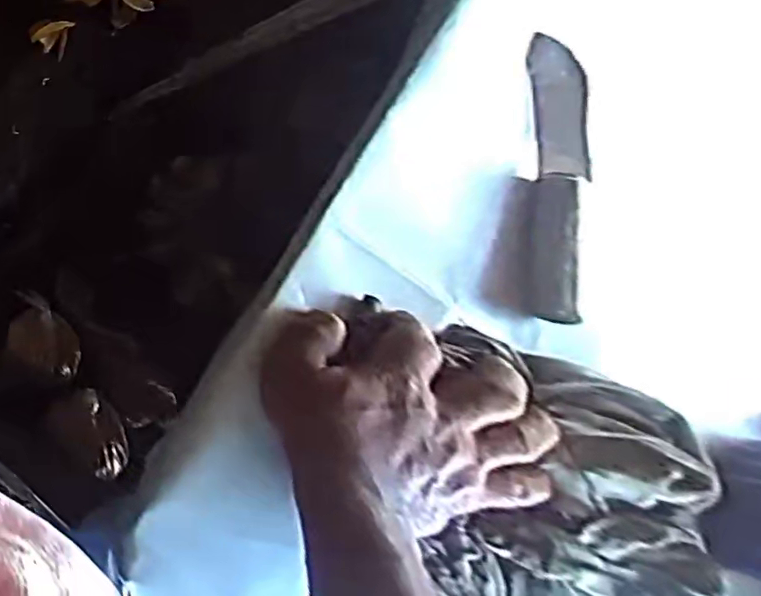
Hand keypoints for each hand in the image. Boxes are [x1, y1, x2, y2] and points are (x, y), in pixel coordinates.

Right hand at [261, 309, 558, 537]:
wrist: (345, 501)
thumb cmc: (316, 433)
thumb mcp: (290, 369)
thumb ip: (310, 337)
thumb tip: (329, 321)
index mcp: (398, 379)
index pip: (416, 338)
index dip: (406, 325)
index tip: (393, 324)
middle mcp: (443, 413)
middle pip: (497, 386)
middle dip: (495, 370)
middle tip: (483, 364)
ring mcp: (465, 455)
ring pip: (525, 434)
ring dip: (528, 418)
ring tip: (518, 410)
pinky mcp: (472, 493)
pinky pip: (523, 487)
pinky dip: (531, 476)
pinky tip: (527, 470)